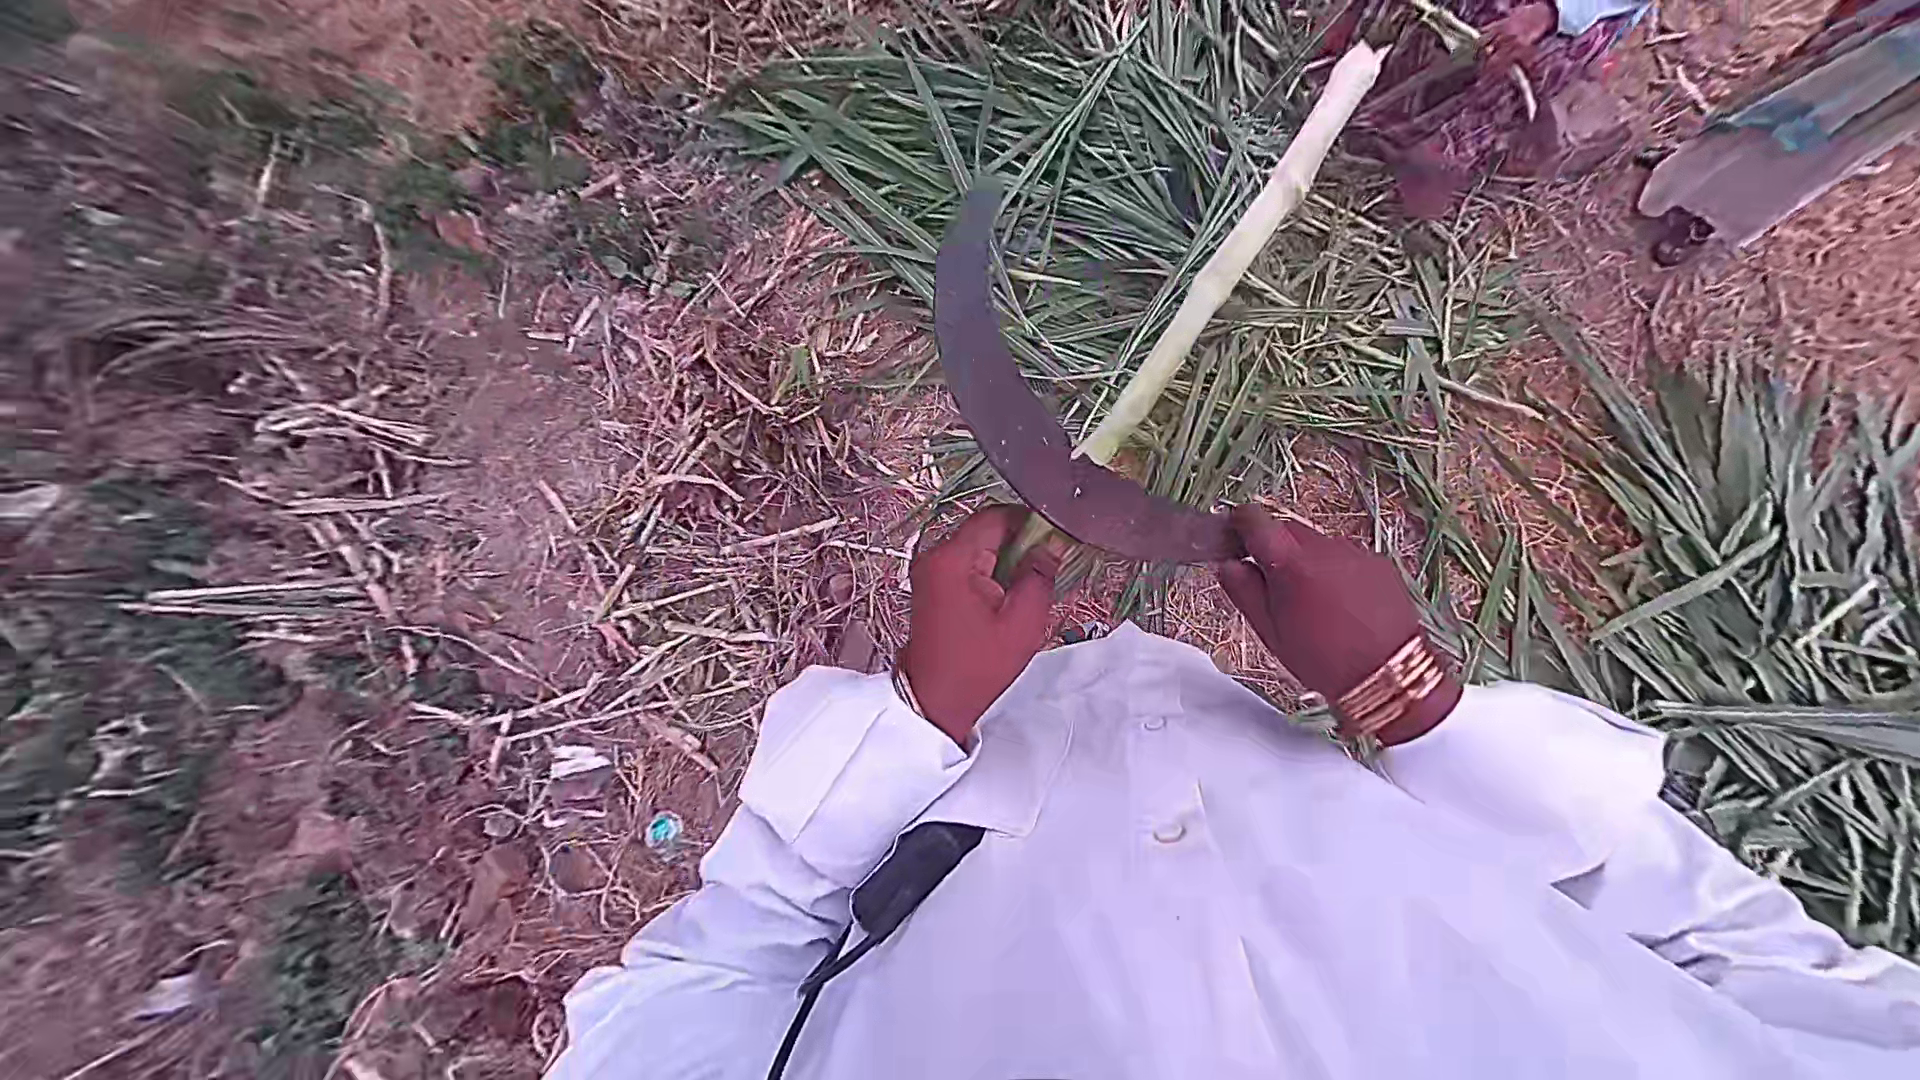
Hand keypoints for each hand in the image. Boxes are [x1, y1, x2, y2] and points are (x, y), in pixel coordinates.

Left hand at [900, 506, 1062, 743]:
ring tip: (1026, 586)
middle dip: (1018, 542)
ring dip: (1004, 558)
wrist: (935, 701)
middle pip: (985, 529)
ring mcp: (928, 570)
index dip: (1029, 521)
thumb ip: (1039, 574)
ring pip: (977, 546)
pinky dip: (989, 571)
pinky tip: (1005, 596)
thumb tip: (1051, 544)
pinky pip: (966, 563)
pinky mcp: (930, 584)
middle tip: (1044, 566)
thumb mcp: (1023, 621)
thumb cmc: (978, 666)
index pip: (995, 516)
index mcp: (953, 559)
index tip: (1054, 538)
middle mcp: (934, 556)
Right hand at [1213, 504, 1460, 745]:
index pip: (1255, 520)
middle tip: (1268, 579)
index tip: (1232, 537)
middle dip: (1272, 546)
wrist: (1389, 676)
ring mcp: (1355, 553)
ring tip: (1308, 599)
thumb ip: (1243, 590)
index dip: (1239, 524)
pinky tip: (1337, 602)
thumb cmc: (1320, 658)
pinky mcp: (1379, 563)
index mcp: (1290, 563)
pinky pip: (1344, 556)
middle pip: (1286, 529)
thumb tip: (1228, 564)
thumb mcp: (1269, 629)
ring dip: (1304, 559)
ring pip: (1316, 543)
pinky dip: (1333, 569)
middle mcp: (1324, 548)